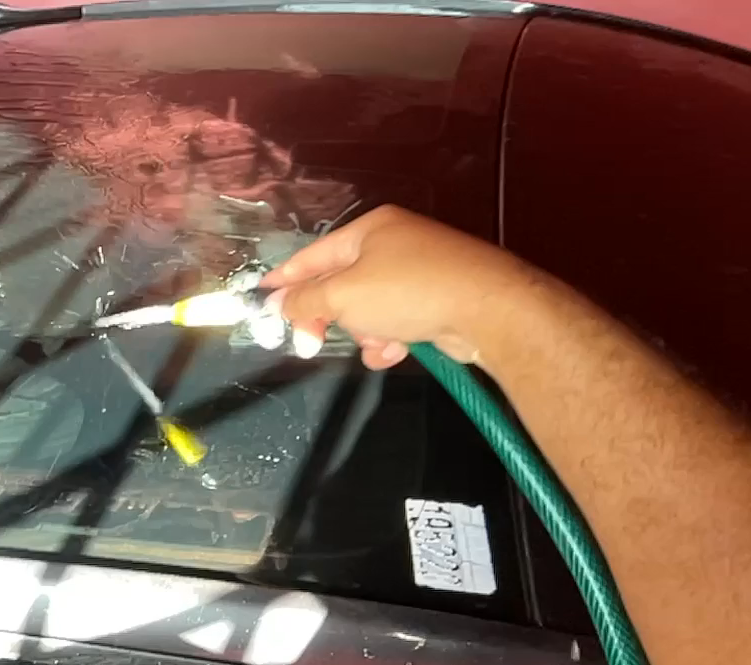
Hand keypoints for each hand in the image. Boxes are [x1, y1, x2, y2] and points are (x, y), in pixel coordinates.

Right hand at [260, 205, 563, 370]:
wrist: (490, 311)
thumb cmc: (408, 291)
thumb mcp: (341, 295)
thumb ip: (302, 301)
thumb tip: (278, 304)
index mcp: (369, 231)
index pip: (310, 256)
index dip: (282, 279)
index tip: (260, 298)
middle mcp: (392, 246)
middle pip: (335, 286)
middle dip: (327, 317)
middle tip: (311, 341)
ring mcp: (414, 272)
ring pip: (362, 309)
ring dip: (361, 332)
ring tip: (377, 341)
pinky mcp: (432, 299)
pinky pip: (390, 321)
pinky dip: (386, 339)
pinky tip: (396, 348)